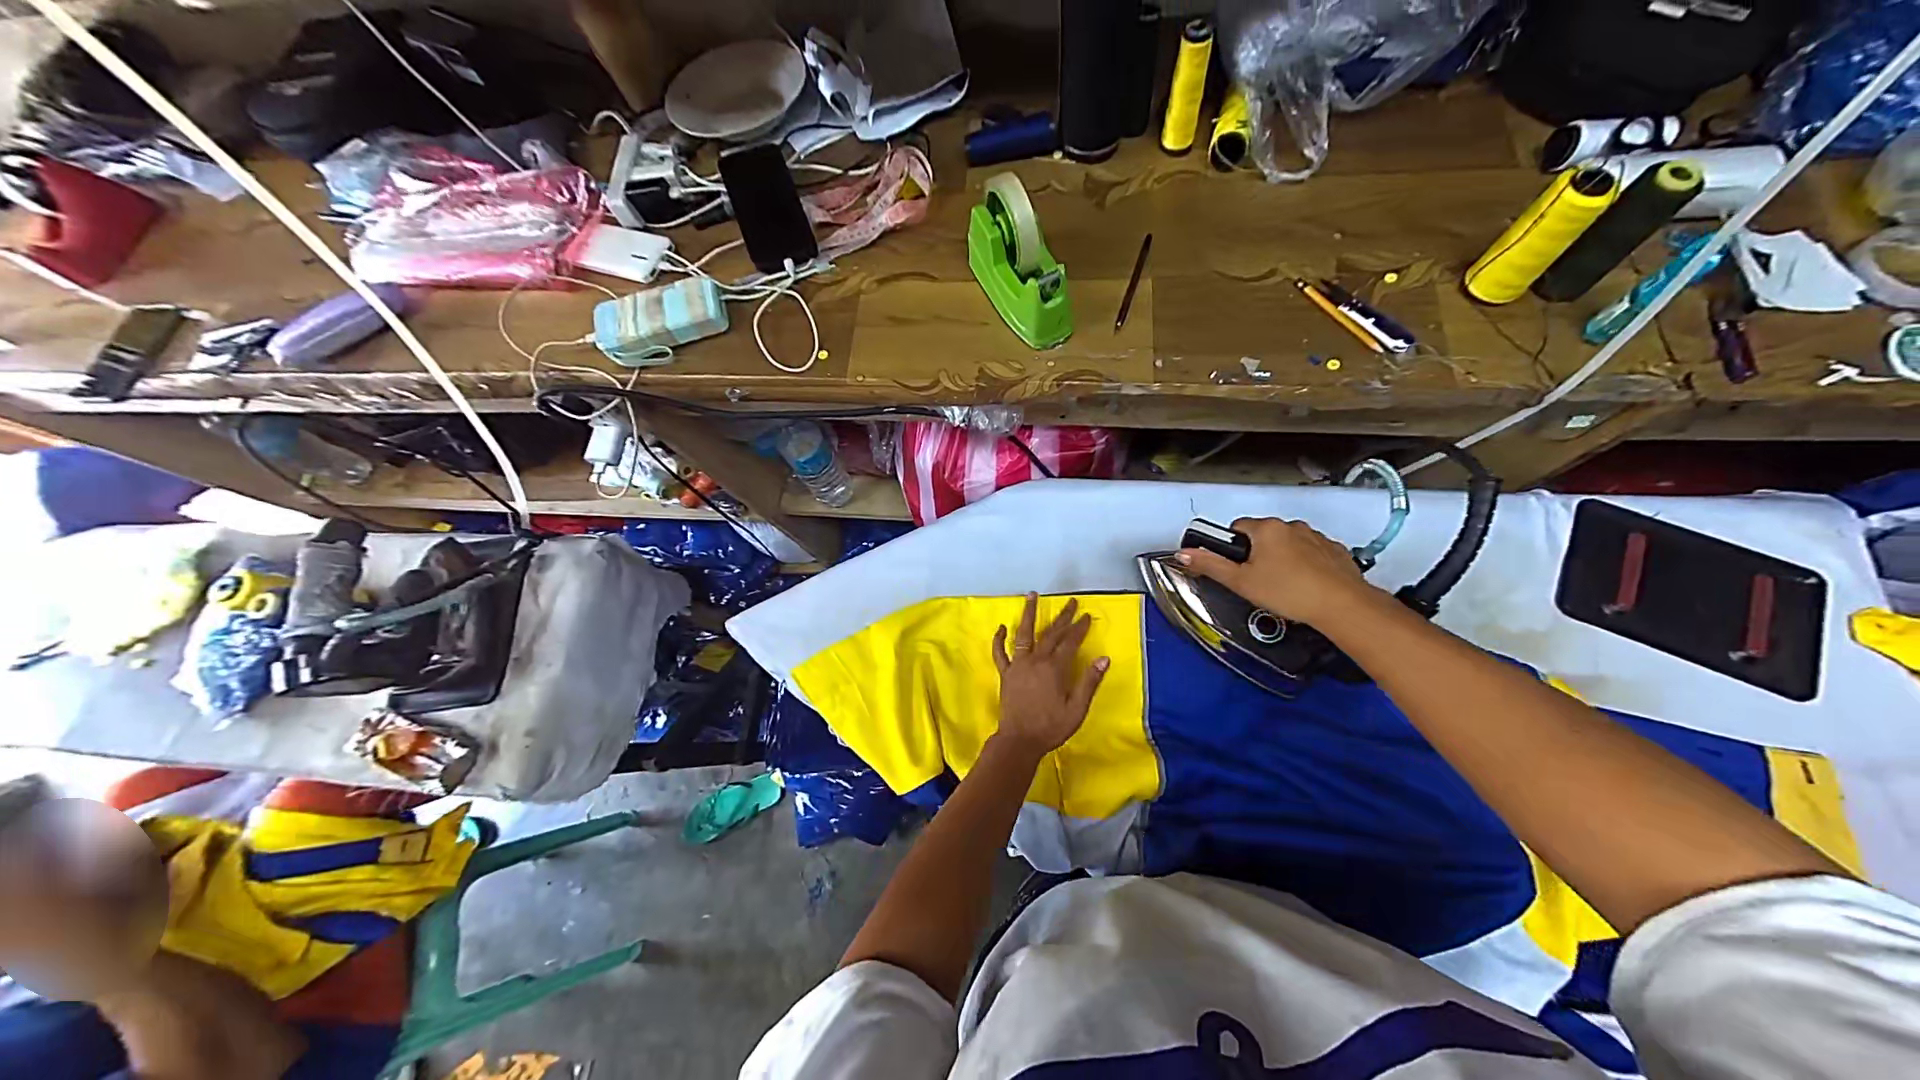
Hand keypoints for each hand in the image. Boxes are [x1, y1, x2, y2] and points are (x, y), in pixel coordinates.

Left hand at [992, 594, 1108, 759]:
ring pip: (1024, 634)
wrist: (1019, 741)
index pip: (1070, 642)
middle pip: (1051, 634)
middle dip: (1062, 617)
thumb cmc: (1051, 727)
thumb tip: (1103, 658)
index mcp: (1054, 669)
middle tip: (1071, 602)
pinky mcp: (1005, 674)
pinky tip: (1002, 626)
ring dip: (1029, 614)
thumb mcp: (1077, 709)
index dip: (1079, 628)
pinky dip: (999, 639)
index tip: (1087, 616)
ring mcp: (1018, 665)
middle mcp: (1035, 661)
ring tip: (1032, 595)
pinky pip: (1000, 653)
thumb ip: (1089, 682)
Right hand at [1178, 517, 1373, 624]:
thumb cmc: (1291, 592)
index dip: (1232, 549)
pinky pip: (1312, 553)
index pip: (1237, 528)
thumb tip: (1184, 553)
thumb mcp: (1241, 582)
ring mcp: (1316, 537)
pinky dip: (1306, 566)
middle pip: (1263, 536)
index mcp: (1266, 529)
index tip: (1235, 568)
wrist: (1341, 605)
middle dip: (1258, 555)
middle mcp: (1292, 526)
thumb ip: (1210, 565)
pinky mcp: (1334, 551)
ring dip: (1282, 559)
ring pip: (1288, 544)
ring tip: (1283, 587)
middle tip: (1257, 581)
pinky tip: (1304, 586)